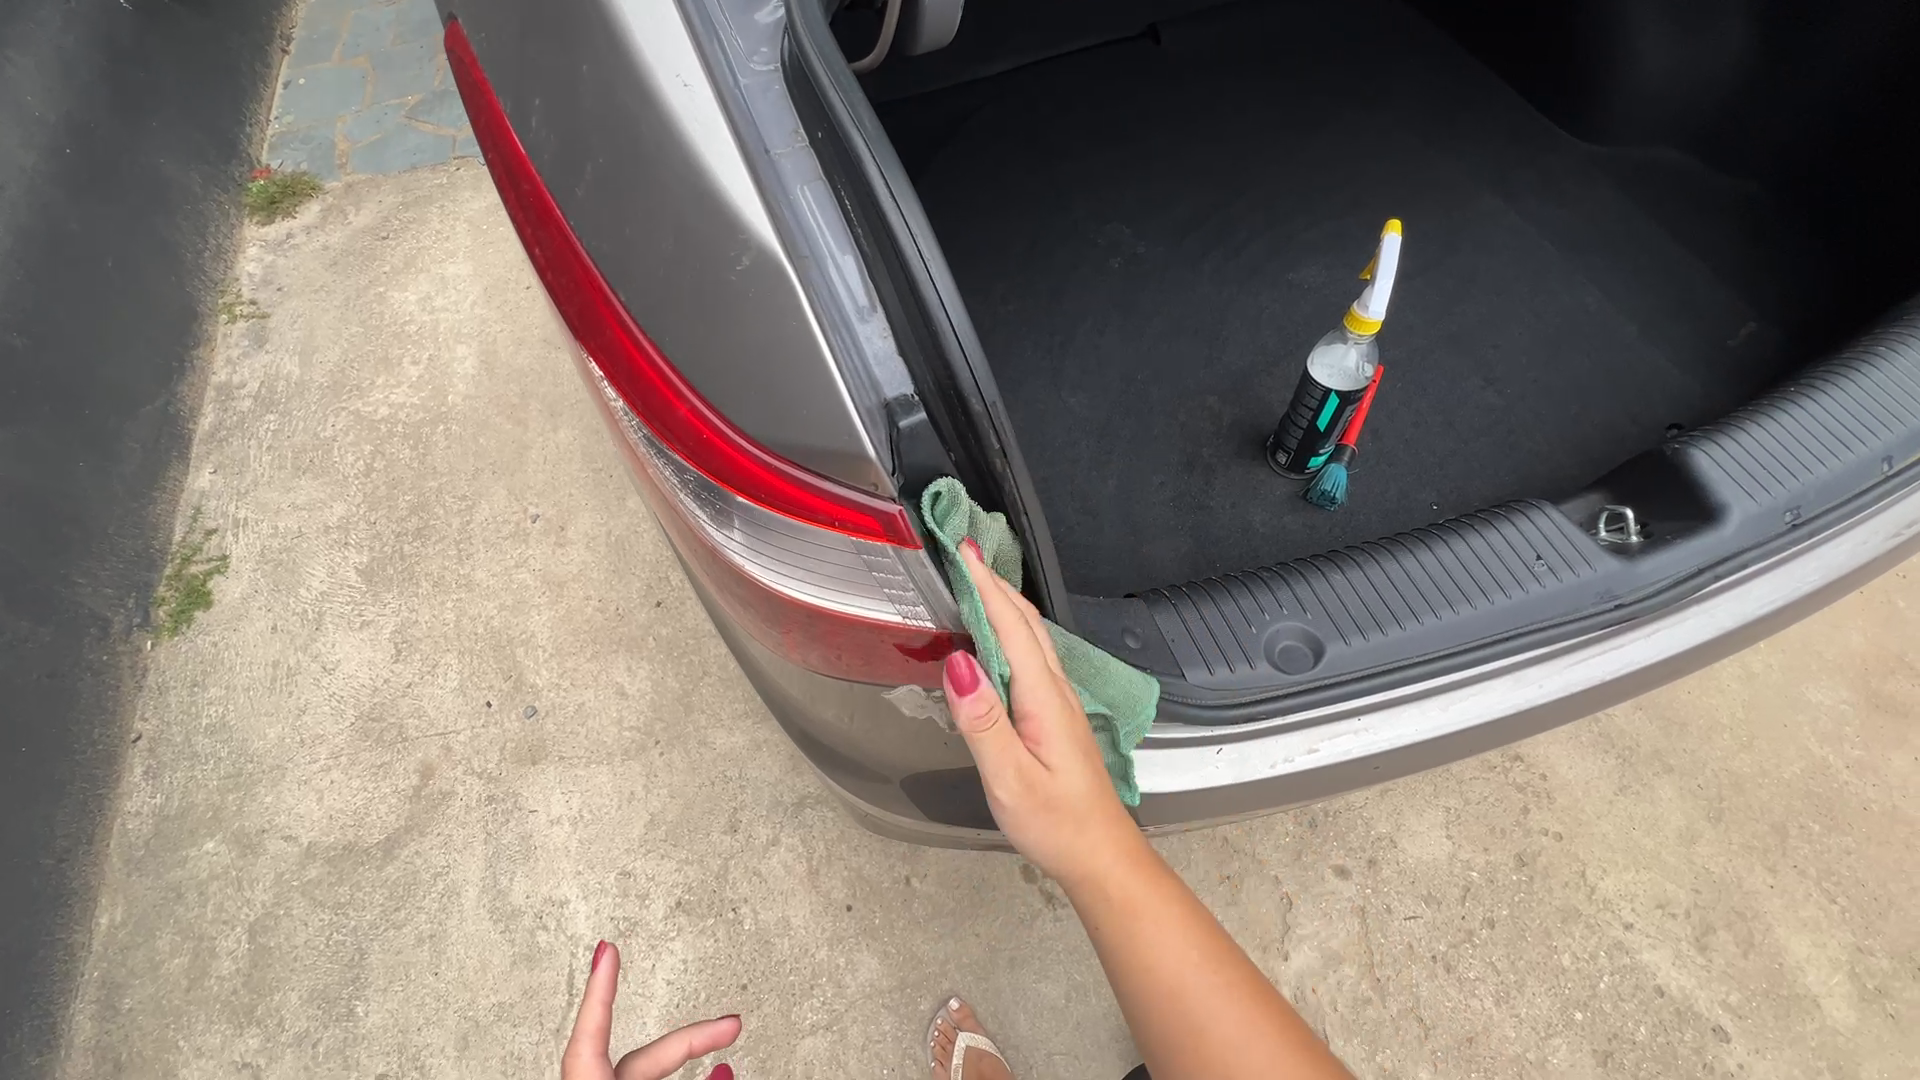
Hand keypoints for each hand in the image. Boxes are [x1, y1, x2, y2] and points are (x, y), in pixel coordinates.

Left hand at [562, 941, 740, 1079]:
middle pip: (639, 1058)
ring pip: (640, 1076)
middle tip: (732, 1026)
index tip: (606, 949)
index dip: (600, 990)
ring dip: (680, 1061)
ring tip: (722, 1042)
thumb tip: (723, 1072)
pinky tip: (705, 1075)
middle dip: (692, 1039)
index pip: (590, 1036)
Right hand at [942, 540, 1145, 887]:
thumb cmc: (1055, 822)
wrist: (1099, 853)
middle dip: (994, 581)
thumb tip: (959, 663)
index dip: (986, 585)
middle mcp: (1055, 688)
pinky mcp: (1054, 712)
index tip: (962, 550)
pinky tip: (994, 634)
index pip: (1012, 626)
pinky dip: (1009, 627)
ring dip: (1003, 600)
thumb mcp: (1011, 778)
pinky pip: (1030, 654)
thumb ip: (983, 721)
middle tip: (963, 552)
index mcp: (1043, 696)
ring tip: (975, 579)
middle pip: (1026, 621)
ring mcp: (1058, 699)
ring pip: (1031, 635)